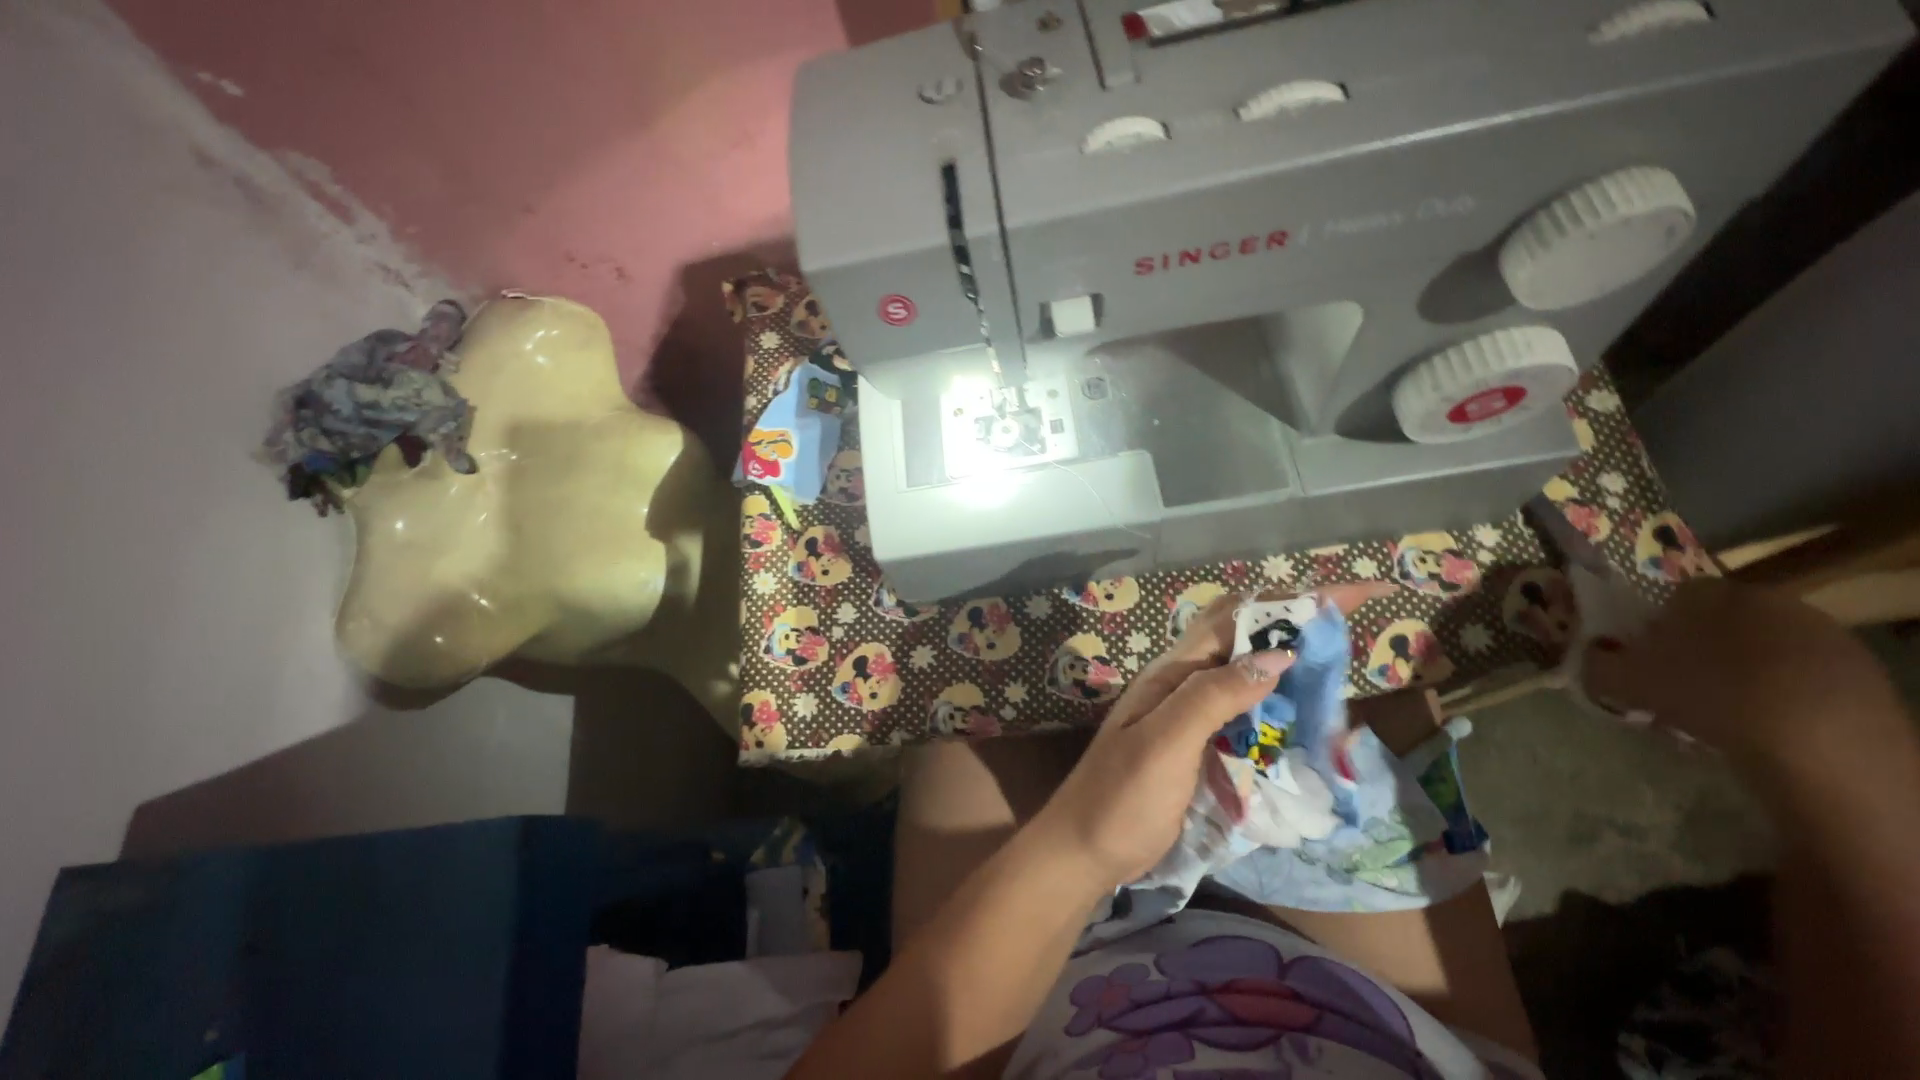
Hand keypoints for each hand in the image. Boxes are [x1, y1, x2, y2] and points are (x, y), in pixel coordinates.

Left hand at [1028, 583, 1394, 889]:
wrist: (1082, 851)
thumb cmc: (1120, 799)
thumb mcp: (1164, 744)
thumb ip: (1214, 696)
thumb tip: (1279, 654)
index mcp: (1174, 671)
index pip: (1239, 616)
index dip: (1294, 600)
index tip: (1357, 594)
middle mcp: (1183, 682)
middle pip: (1246, 634)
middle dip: (1298, 619)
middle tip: (1356, 624)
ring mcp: (1190, 714)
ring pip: (1248, 669)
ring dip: (1291, 658)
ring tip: (1340, 662)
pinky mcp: (1199, 745)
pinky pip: (1245, 709)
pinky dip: (1278, 701)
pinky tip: (1304, 713)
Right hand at [1583, 578, 1902, 773]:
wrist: (1817, 735)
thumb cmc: (1708, 694)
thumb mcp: (1627, 682)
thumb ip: (1597, 666)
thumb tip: (1587, 659)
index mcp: (1710, 594)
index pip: (1675, 598)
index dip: (1657, 630)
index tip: (1650, 662)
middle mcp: (1766, 599)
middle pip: (1723, 621)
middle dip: (1704, 649)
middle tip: (1685, 689)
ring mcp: (1820, 631)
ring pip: (1766, 648)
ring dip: (1745, 672)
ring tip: (1730, 714)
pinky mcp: (1859, 668)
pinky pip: (1805, 676)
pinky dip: (1786, 694)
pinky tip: (1773, 726)